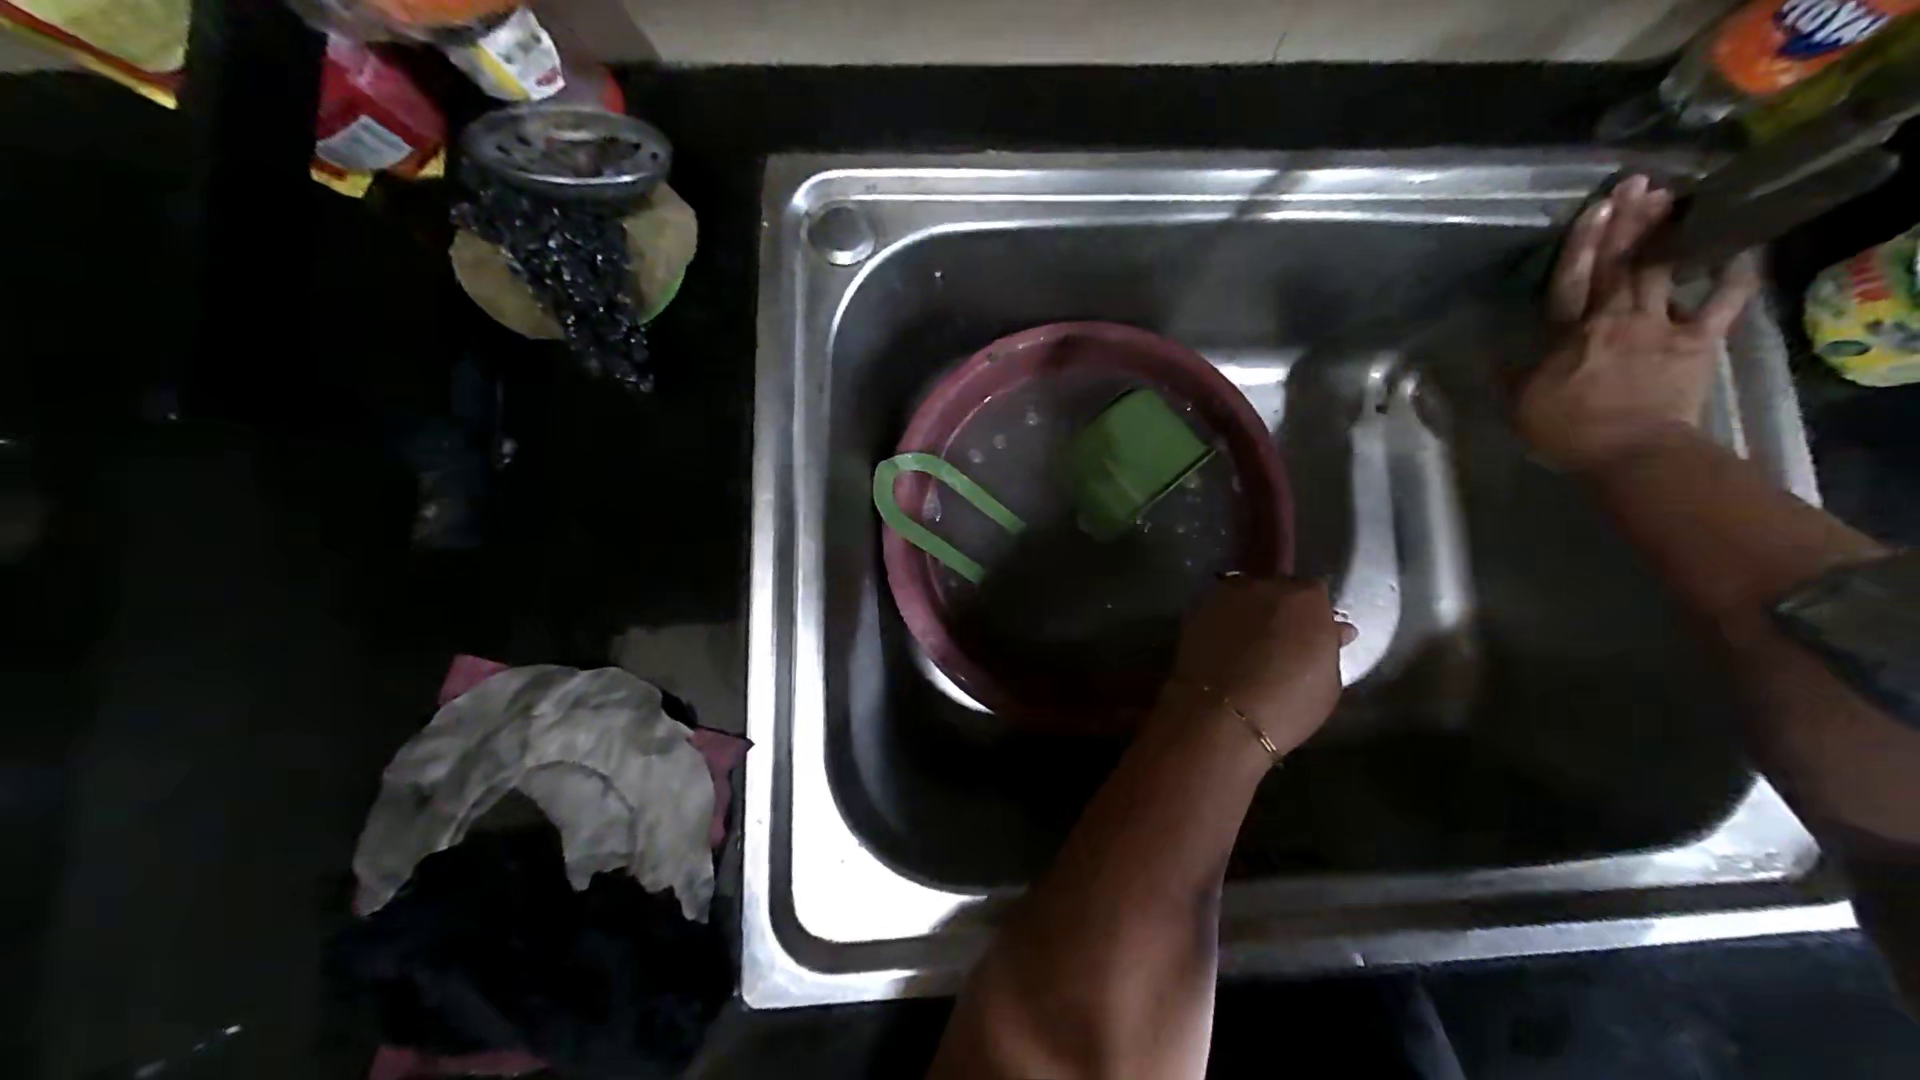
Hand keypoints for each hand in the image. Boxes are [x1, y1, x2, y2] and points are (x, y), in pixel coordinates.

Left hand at [1159, 576, 1354, 756]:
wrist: (1222, 714)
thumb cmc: (1289, 702)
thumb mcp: (1328, 680)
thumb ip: (1329, 645)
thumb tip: (1336, 630)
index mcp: (1307, 597)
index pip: (1313, 592)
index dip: (1310, 613)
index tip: (1308, 634)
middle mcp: (1266, 586)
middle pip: (1276, 588)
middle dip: (1279, 608)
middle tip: (1276, 638)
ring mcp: (1226, 595)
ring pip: (1243, 596)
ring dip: (1247, 611)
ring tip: (1245, 643)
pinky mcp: (1196, 610)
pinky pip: (1217, 610)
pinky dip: (1221, 622)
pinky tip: (1222, 646)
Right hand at [1517, 174, 1760, 473]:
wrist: (1630, 451)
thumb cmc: (1565, 429)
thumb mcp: (1518, 404)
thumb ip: (1507, 373)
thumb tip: (1487, 352)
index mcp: (1568, 334)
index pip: (1572, 280)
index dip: (1583, 243)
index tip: (1594, 208)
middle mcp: (1615, 319)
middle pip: (1621, 264)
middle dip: (1628, 223)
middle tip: (1638, 184)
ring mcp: (1661, 327)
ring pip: (1663, 271)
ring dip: (1668, 234)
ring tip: (1674, 199)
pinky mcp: (1698, 342)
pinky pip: (1722, 304)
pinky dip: (1734, 275)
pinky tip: (1742, 248)